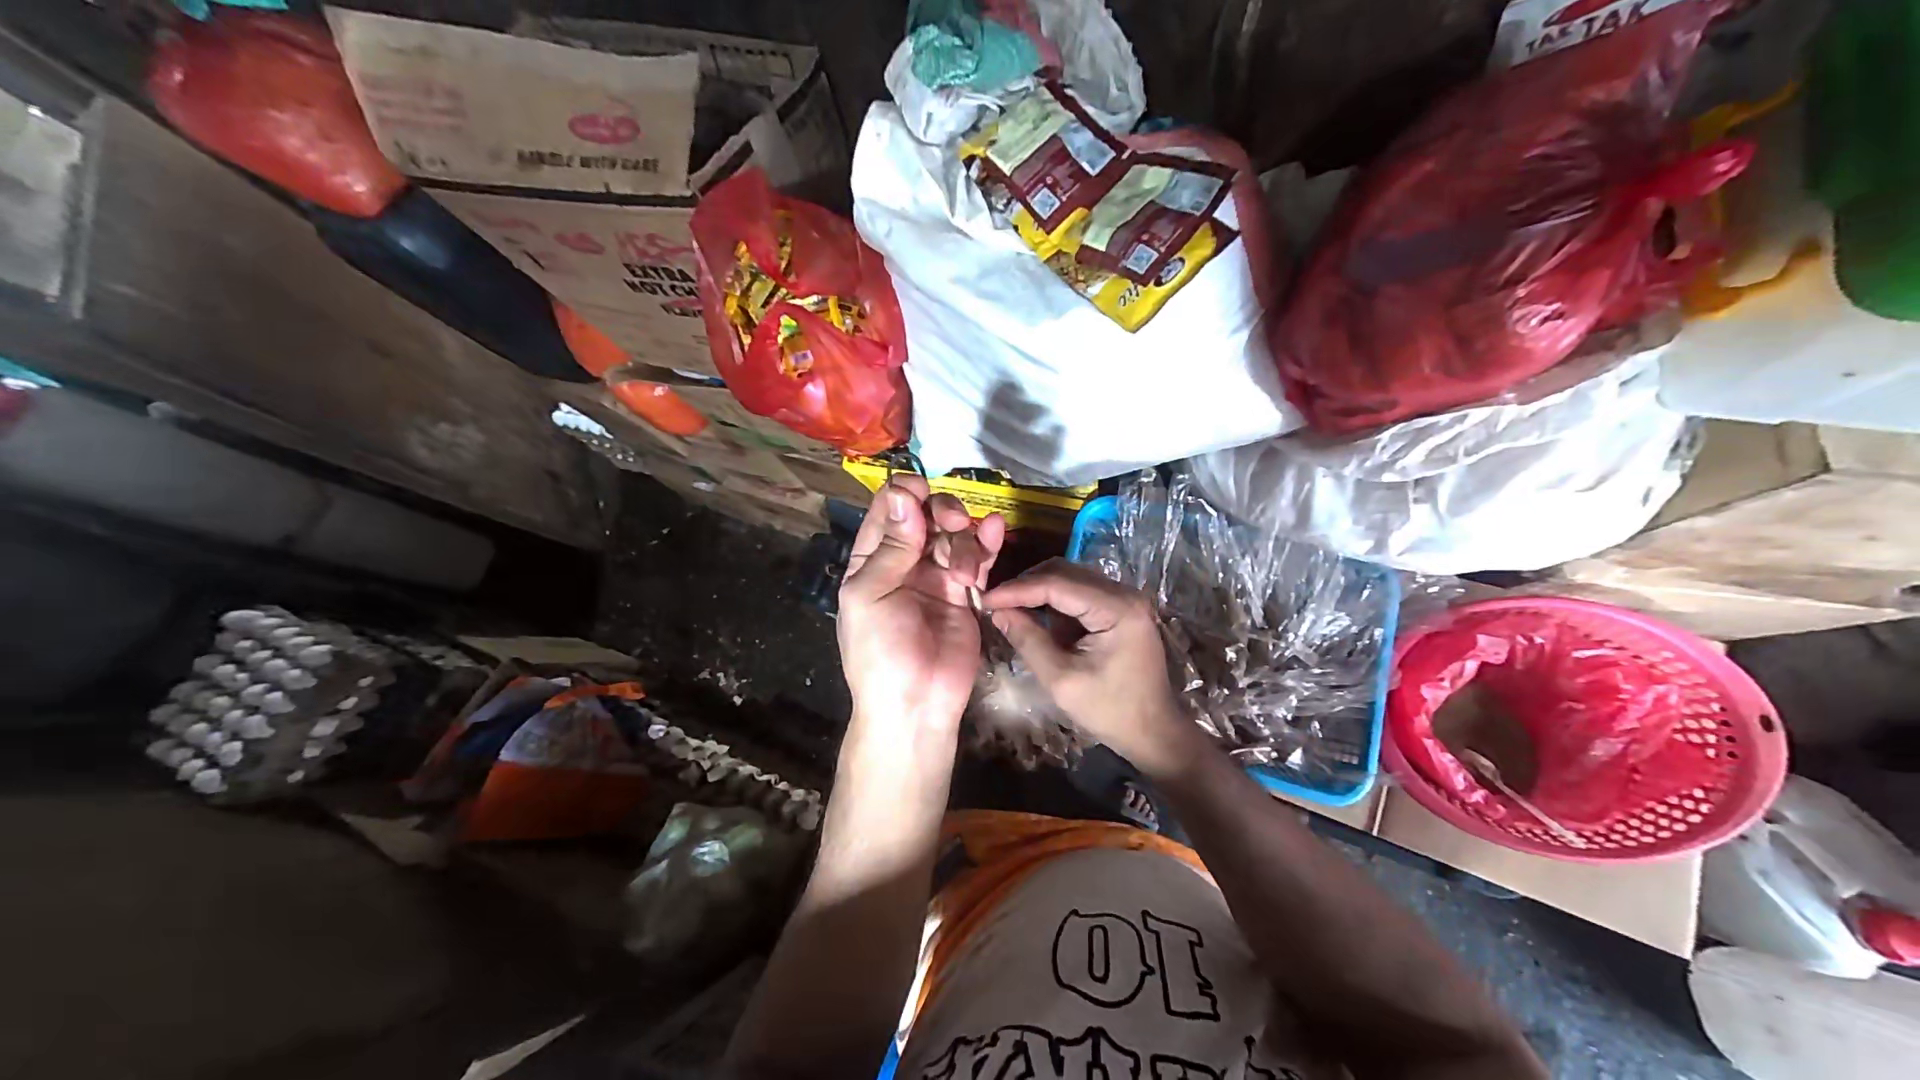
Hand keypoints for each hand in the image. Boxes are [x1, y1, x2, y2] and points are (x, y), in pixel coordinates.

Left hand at [837, 477, 1005, 736]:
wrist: (914, 704)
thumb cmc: (879, 652)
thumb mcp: (870, 596)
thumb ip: (892, 547)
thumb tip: (903, 493)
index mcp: (871, 560)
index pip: (888, 511)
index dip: (904, 495)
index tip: (921, 492)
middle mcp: (905, 562)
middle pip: (926, 515)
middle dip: (942, 511)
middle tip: (952, 522)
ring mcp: (937, 576)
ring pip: (954, 534)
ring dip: (963, 538)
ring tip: (964, 572)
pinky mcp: (967, 592)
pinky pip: (978, 558)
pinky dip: (987, 541)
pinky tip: (996, 529)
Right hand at [982, 559, 1199, 777]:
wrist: (1153, 731)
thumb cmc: (1109, 710)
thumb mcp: (1061, 679)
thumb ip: (1028, 640)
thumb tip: (997, 611)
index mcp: (1117, 608)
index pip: (1057, 583)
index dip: (1017, 589)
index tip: (985, 599)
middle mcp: (1124, 593)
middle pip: (1064, 572)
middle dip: (1026, 585)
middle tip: (995, 603)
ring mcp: (1125, 599)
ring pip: (1070, 578)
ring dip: (1038, 591)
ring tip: (1009, 609)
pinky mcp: (1120, 608)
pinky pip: (1079, 593)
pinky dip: (1054, 602)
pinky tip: (1034, 617)